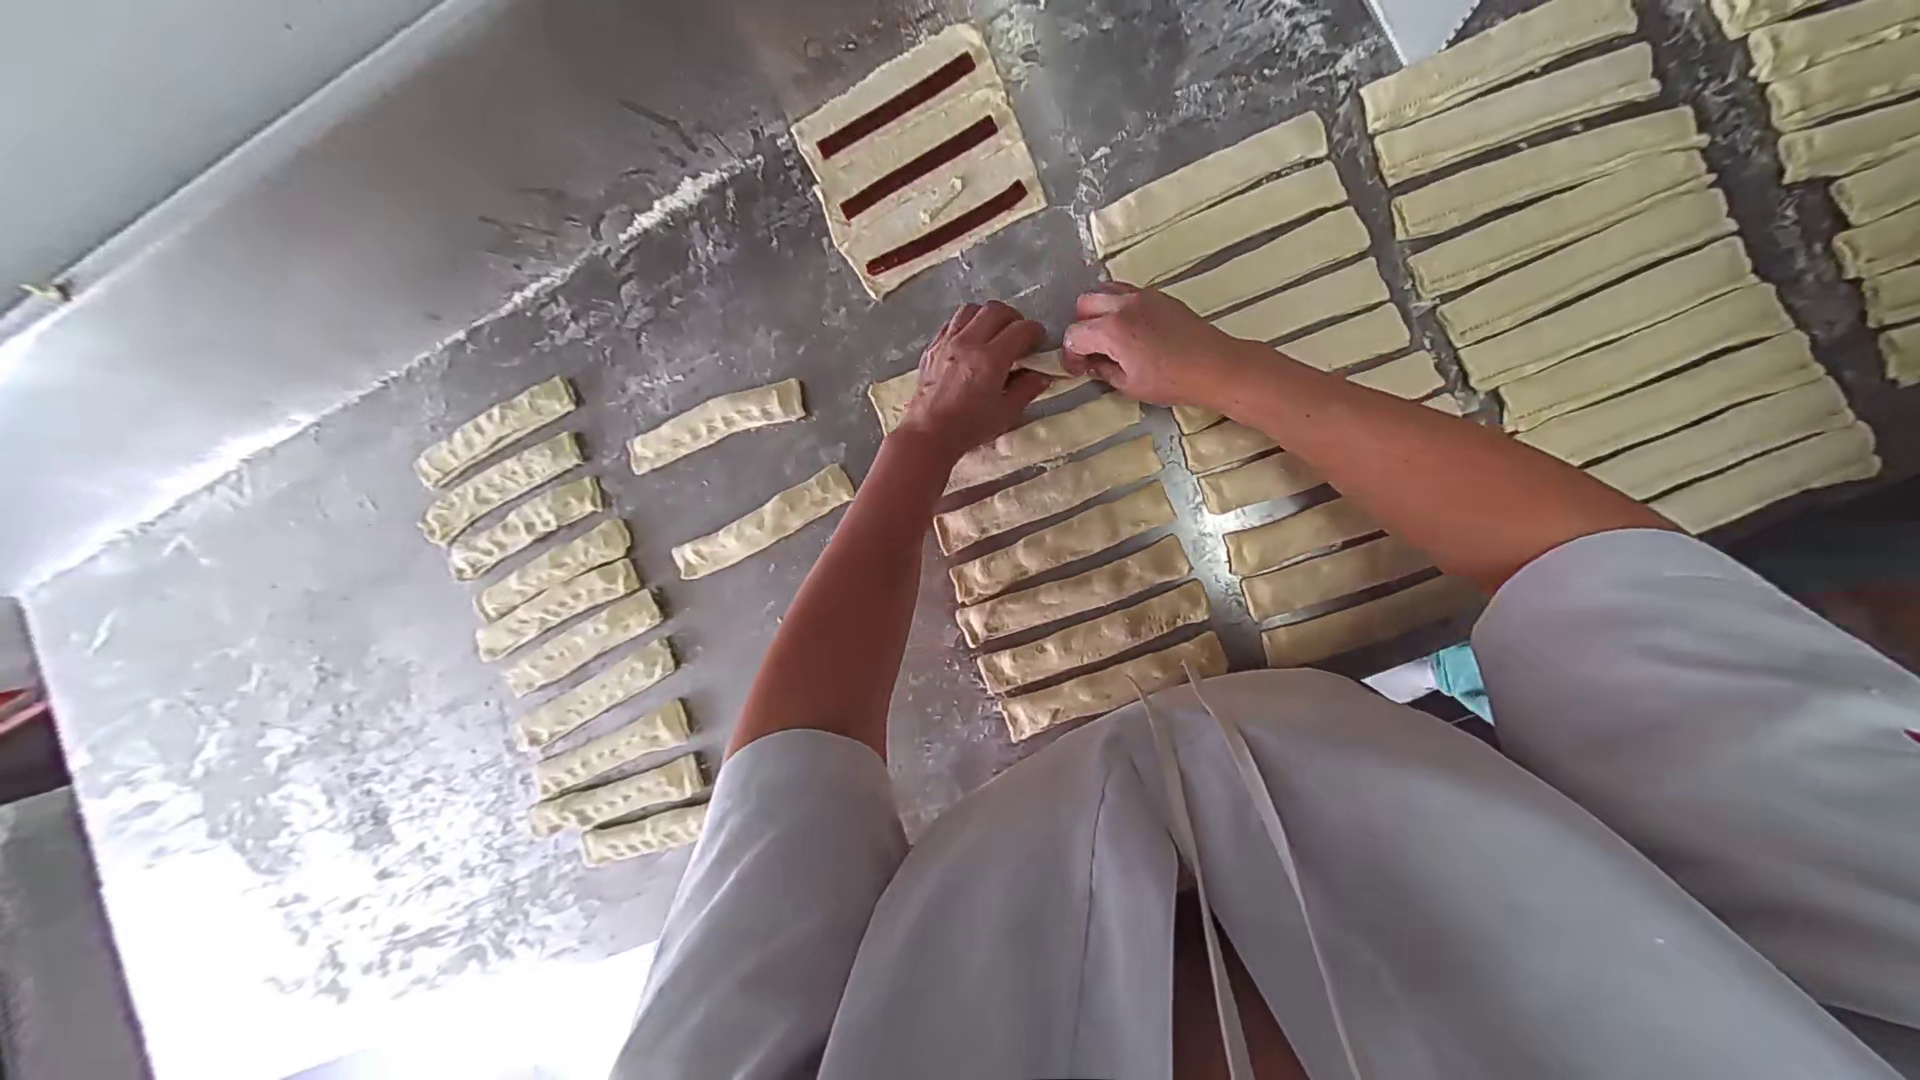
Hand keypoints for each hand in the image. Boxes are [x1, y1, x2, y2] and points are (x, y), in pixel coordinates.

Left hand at [898, 301, 1052, 460]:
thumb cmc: (968, 427)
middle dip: (1013, 318)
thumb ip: (1027, 389)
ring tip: (993, 333)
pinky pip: (951, 323)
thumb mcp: (1006, 413)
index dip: (1035, 332)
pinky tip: (970, 341)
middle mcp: (968, 344)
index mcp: (990, 360)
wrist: (928, 434)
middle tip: (1018, 334)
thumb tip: (1042, 375)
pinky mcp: (932, 348)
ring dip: (987, 316)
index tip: (1038, 340)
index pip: (1021, 330)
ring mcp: (947, 343)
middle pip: (996, 310)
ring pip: (971, 310)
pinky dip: (965, 325)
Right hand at [1061, 283, 1242, 407]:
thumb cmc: (1171, 381)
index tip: (1079, 370)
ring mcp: (1142, 295)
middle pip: (1084, 304)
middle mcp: (1123, 305)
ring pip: (1104, 290)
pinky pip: (1127, 292)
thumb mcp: (1129, 385)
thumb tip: (1090, 364)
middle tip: (1092, 351)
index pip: (1073, 335)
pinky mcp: (1158, 295)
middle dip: (1081, 328)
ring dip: (1098, 312)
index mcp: (1112, 329)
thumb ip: (1103, 370)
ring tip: (1109, 337)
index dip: (1071, 355)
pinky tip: (1130, 330)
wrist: (1214, 366)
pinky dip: (1119, 306)